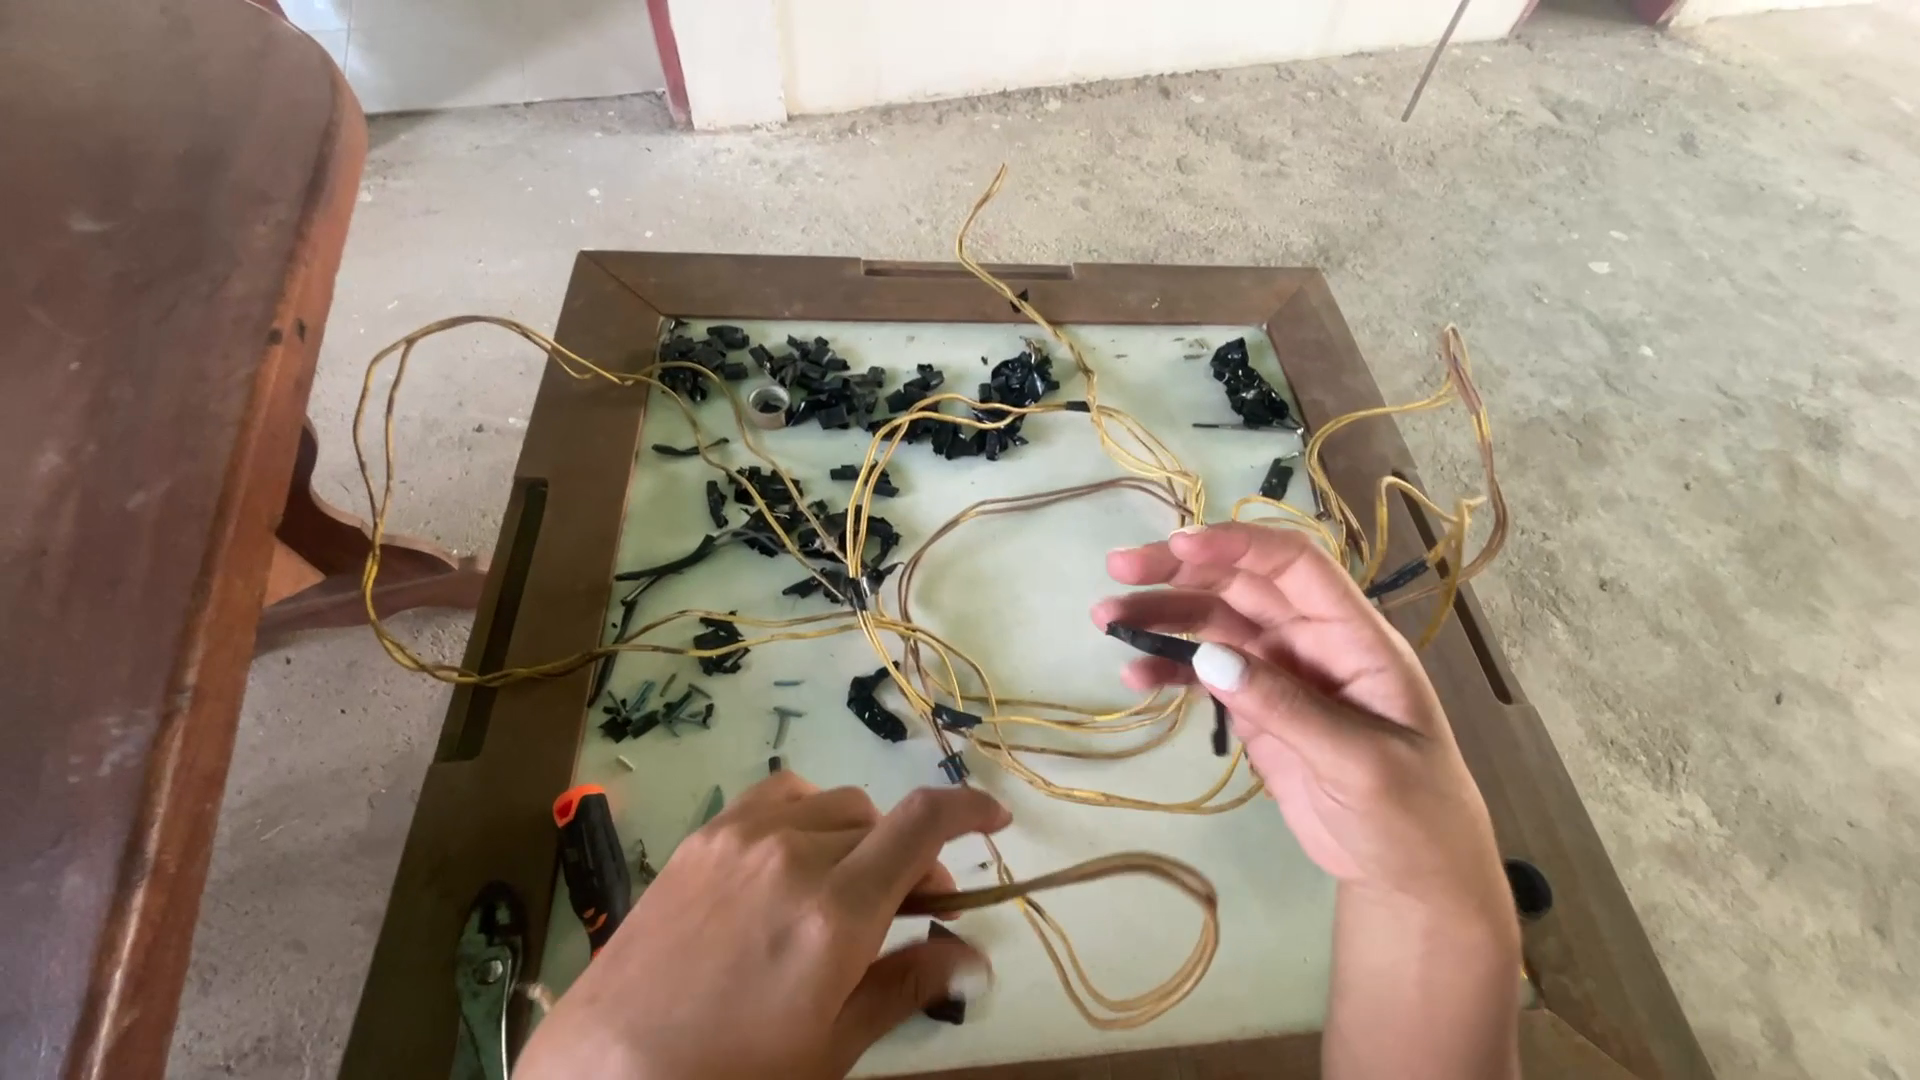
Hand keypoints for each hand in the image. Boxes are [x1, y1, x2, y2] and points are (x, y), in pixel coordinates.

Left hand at [515, 774, 1009, 1079]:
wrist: (604, 1073)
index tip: (995, 820)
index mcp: (836, 914)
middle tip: (903, 911)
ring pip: (837, 806)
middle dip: (909, 860)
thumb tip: (975, 956)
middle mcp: (796, 855)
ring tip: (842, 886)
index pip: (923, 824)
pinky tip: (794, 855)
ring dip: (860, 838)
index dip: (969, 810)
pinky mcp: (707, 833)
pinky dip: (809, 814)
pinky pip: (781, 796)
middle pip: (884, 821)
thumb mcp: (833, 1047)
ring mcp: (745, 836)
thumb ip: (909, 985)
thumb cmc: (732, 1075)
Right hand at [1094, 522, 1509, 924]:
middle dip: (1177, 572)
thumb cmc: (1411, 815)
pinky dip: (1167, 668)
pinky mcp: (1254, 706)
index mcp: (1353, 637)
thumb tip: (1208, 659)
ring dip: (1160, 616)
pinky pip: (1202, 673)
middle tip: (1117, 569)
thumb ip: (1287, 708)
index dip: (1237, 545)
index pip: (1295, 565)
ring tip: (1106, 621)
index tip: (1176, 546)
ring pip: (1211, 624)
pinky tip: (1134, 676)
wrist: (1410, 876)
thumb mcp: (1361, 764)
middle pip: (1238, 584)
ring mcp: (1277, 672)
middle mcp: (1310, 640)